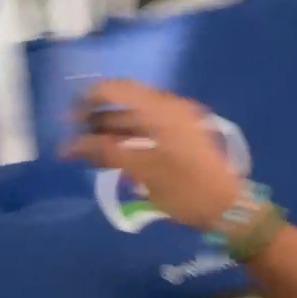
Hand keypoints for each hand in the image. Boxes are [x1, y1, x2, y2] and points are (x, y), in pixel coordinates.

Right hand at [63, 79, 242, 229]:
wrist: (228, 209)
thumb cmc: (184, 189)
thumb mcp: (141, 170)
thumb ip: (104, 151)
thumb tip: (68, 146)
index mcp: (161, 109)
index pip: (116, 89)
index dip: (88, 101)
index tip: (69, 121)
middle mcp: (170, 107)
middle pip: (125, 103)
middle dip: (97, 119)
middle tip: (74, 139)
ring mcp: (178, 121)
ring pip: (135, 119)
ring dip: (111, 131)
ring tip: (87, 152)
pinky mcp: (181, 136)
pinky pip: (147, 130)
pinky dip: (128, 139)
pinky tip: (112, 156)